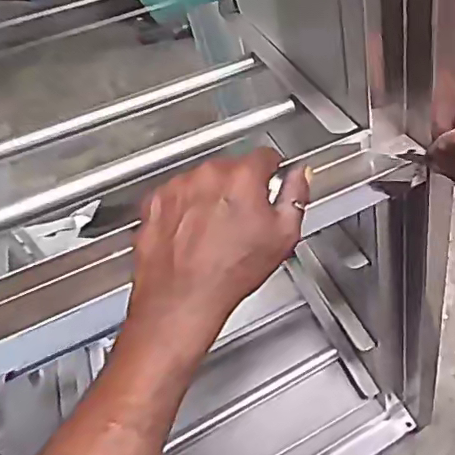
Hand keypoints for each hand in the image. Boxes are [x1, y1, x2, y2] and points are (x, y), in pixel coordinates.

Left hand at [124, 147, 308, 343]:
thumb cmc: (229, 272)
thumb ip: (296, 195)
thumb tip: (299, 176)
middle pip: (232, 168)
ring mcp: (177, 187)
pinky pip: (177, 196)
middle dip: (240, 188)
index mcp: (242, 177)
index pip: (265, 156)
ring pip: (203, 181)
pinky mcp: (155, 202)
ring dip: (212, 198)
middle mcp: (207, 175)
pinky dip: (185, 210)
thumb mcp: (284, 235)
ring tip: (218, 233)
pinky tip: (195, 236)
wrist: (181, 299)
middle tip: (246, 220)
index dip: (272, 172)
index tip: (271, 184)